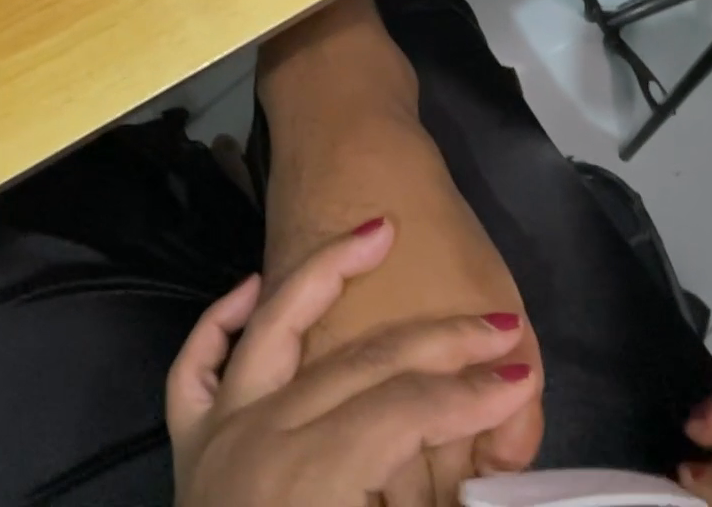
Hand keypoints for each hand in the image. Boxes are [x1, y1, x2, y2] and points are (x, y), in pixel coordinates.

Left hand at [168, 218, 538, 506]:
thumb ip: (436, 505)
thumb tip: (492, 473)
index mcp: (308, 477)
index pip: (406, 410)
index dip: (470, 396)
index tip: (521, 382)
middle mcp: (258, 434)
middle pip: (364, 362)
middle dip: (441, 342)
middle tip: (498, 326)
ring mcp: (218, 431)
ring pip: (274, 325)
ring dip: (326, 272)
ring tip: (375, 232)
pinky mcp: (190, 442)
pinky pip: (196, 363)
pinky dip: (222, 319)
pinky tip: (253, 284)